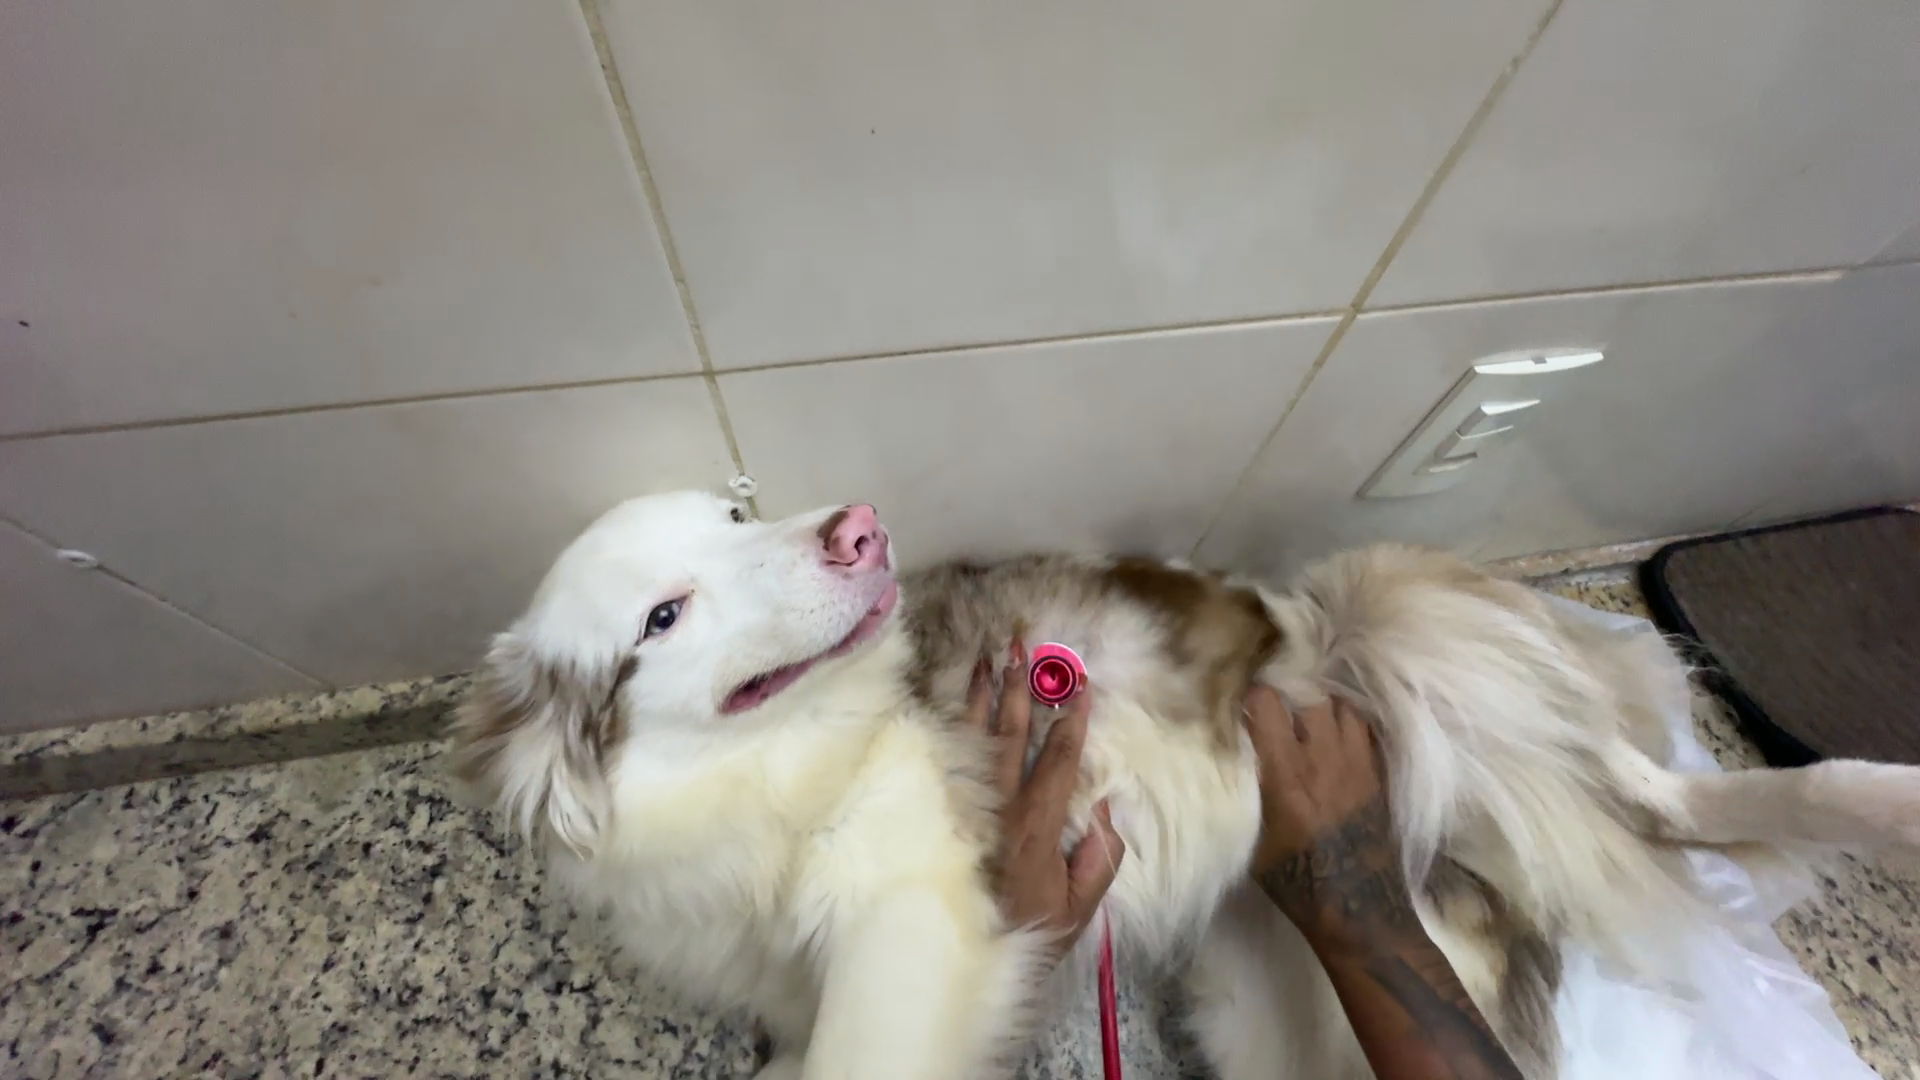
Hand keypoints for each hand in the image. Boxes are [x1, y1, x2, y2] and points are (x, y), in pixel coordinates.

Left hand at [965, 642, 1124, 956]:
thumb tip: (1104, 809)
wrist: (968, 954)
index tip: (1080, 682)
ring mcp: (972, 802)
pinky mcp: (951, 806)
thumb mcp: (1081, 908)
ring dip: (984, 693)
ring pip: (979, 736)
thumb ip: (1100, 859)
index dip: (1072, 719)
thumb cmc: (1031, 928)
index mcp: (1037, 824)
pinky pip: (956, 754)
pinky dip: (959, 722)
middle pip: (1013, 733)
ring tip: (987, 656)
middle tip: (1021, 645)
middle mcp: (1002, 804)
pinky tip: (961, 698)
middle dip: (1020, 686)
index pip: (1060, 759)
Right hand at [1242, 686, 1411, 945]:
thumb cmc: (1292, 877)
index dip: (1249, 694)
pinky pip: (1365, 728)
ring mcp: (1357, 764)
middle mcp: (1323, 759)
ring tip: (1305, 714)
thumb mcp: (1249, 834)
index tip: (1239, 700)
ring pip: (1341, 705)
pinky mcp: (1379, 775)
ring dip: (1321, 705)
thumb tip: (1219, 751)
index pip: (1266, 702)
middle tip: (1274, 703)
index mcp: (1285, 773)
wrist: (1360, 912)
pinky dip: (1347, 722)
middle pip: (1308, 694)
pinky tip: (1333, 733)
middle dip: (1288, 692)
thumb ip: (1240, 786)